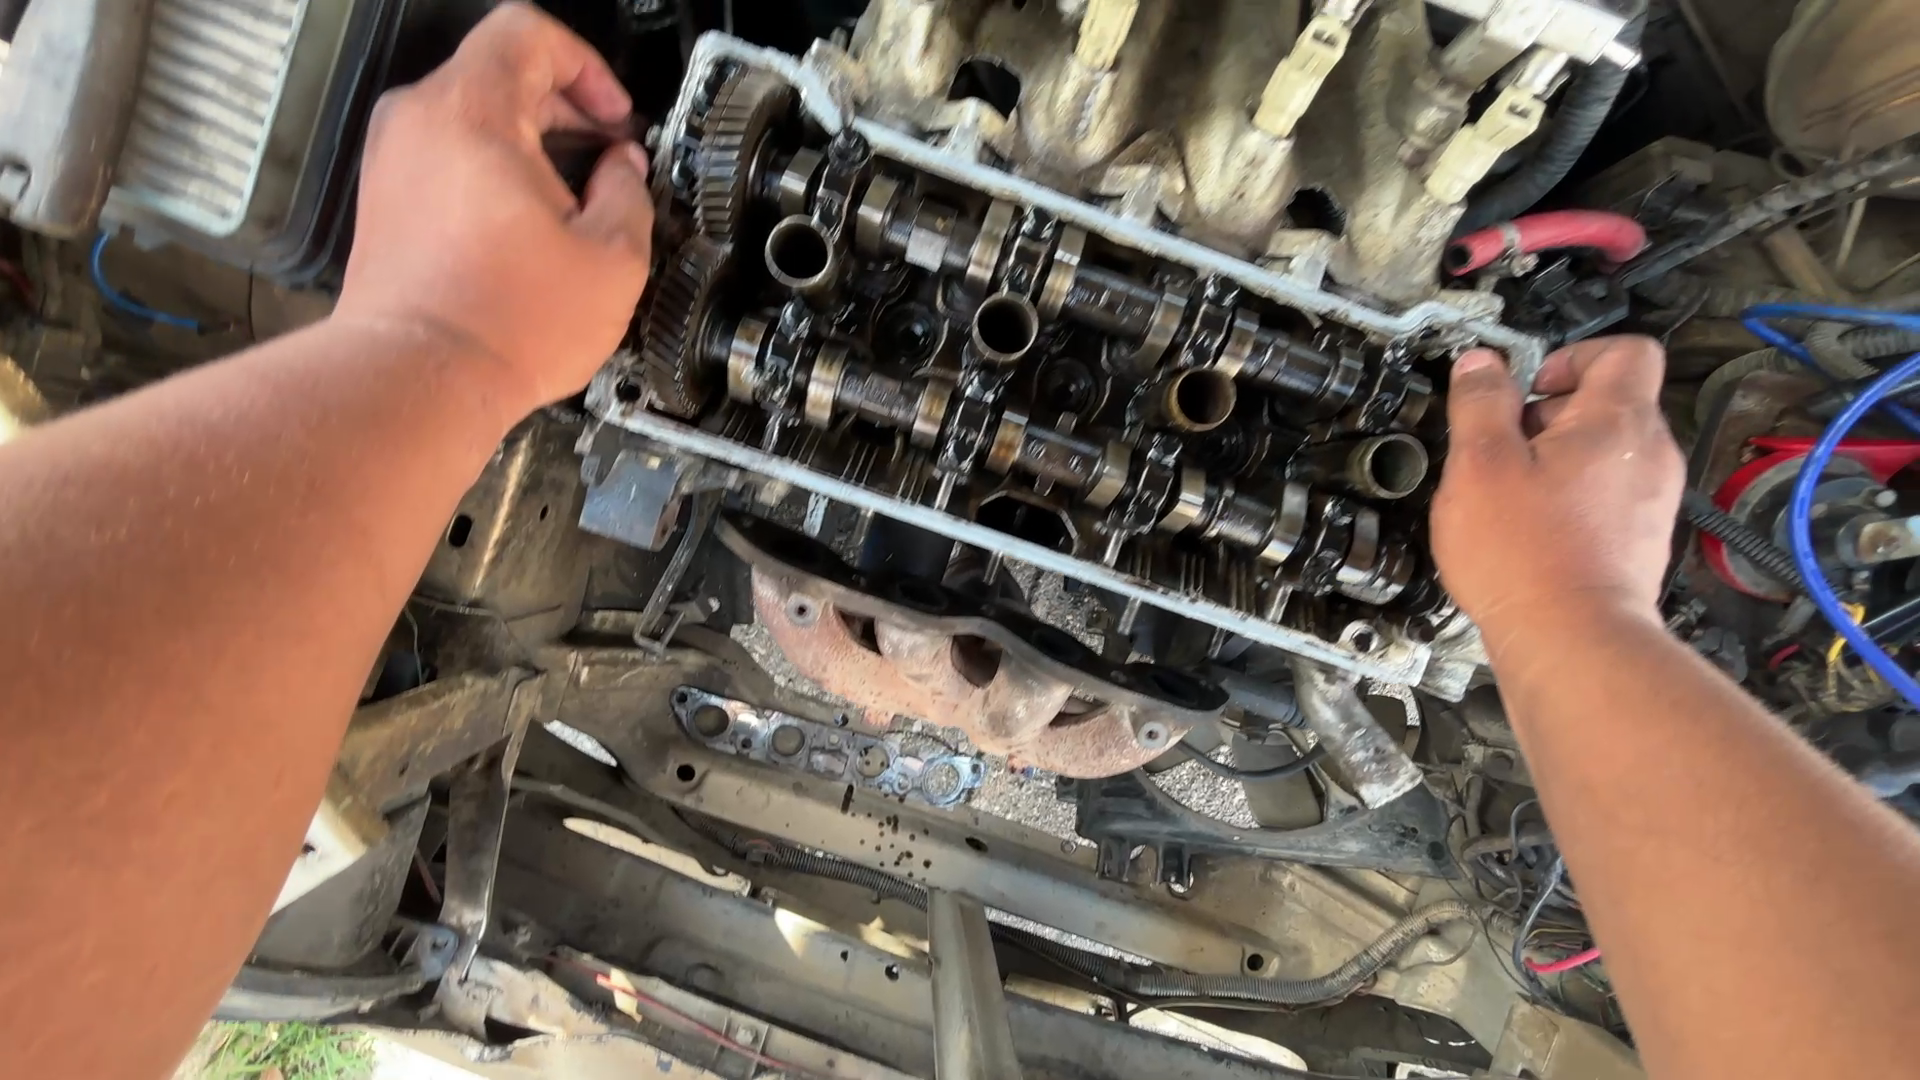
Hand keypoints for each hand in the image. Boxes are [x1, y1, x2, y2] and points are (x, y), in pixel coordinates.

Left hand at [334, 3, 651, 412]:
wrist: (425, 375)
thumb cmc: (513, 322)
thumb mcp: (614, 259)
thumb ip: (630, 194)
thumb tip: (623, 169)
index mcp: (474, 115)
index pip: (528, 34)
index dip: (589, 68)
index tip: (617, 117)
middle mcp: (420, 122)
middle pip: (503, 76)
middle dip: (571, 115)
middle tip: (614, 166)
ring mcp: (397, 161)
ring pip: (480, 121)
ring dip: (540, 151)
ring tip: (581, 208)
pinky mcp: (391, 201)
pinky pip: (456, 161)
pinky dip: (503, 178)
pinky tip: (539, 234)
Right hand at [1431, 336, 1685, 642]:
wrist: (1568, 635)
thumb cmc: (1520, 548)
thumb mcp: (1478, 464)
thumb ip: (1479, 405)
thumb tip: (1480, 363)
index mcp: (1616, 423)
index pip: (1625, 352)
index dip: (1572, 356)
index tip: (1526, 388)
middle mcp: (1649, 454)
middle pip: (1607, 403)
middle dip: (1547, 414)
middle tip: (1498, 449)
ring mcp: (1649, 497)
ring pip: (1602, 450)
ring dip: (1552, 457)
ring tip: (1506, 492)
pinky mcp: (1636, 535)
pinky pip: (1602, 491)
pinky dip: (1565, 494)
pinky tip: (1527, 526)